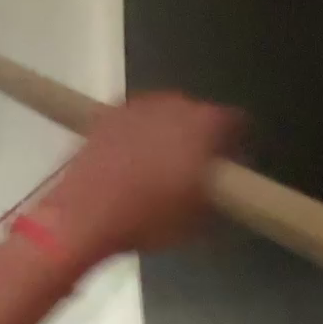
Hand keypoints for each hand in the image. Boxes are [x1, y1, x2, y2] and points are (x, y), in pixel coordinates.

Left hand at [36, 93, 239, 261]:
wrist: (84, 215)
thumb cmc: (148, 220)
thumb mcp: (200, 220)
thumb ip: (222, 195)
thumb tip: (224, 190)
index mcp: (210, 124)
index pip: (238, 125)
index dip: (234, 148)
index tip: (227, 169)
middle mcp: (178, 103)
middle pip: (199, 117)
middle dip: (197, 141)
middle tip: (187, 173)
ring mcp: (138, 105)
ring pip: (163, 117)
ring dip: (163, 137)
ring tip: (151, 171)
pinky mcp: (106, 114)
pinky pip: (131, 124)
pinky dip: (133, 138)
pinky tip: (124, 164)